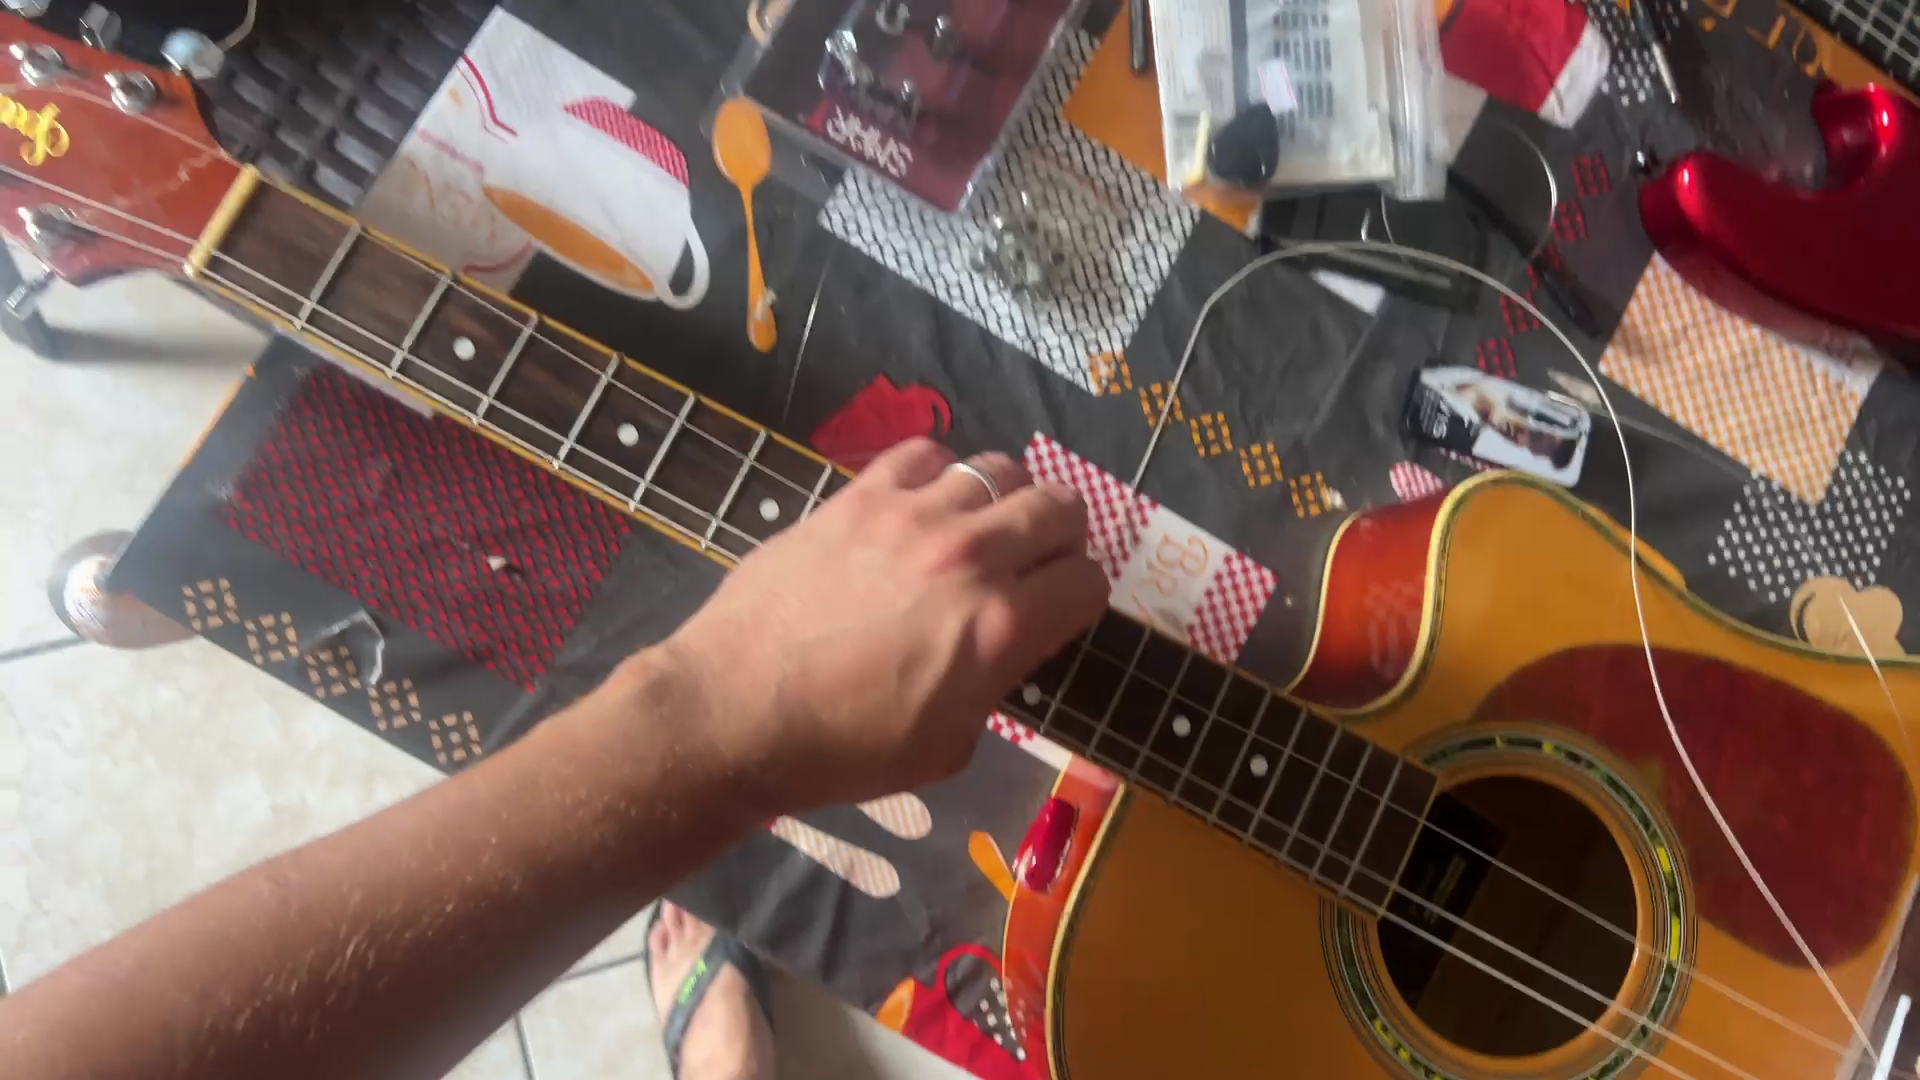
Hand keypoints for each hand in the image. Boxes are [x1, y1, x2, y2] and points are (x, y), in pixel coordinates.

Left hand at [654, 438, 1107, 814]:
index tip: (1058, 609)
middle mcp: (970, 557)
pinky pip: (926, 452)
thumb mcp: (950, 745)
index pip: (1087, 582)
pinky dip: (940, 473)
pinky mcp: (859, 495)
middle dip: (1063, 535)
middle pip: (1061, 507)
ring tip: (979, 527)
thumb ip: (998, 682)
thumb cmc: (845, 748)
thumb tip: (1007, 641)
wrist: (736, 711)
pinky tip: (923, 502)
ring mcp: (911, 515)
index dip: (1081, 597)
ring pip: (1001, 467)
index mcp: (1000, 628)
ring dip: (1006, 498)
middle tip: (1035, 560)